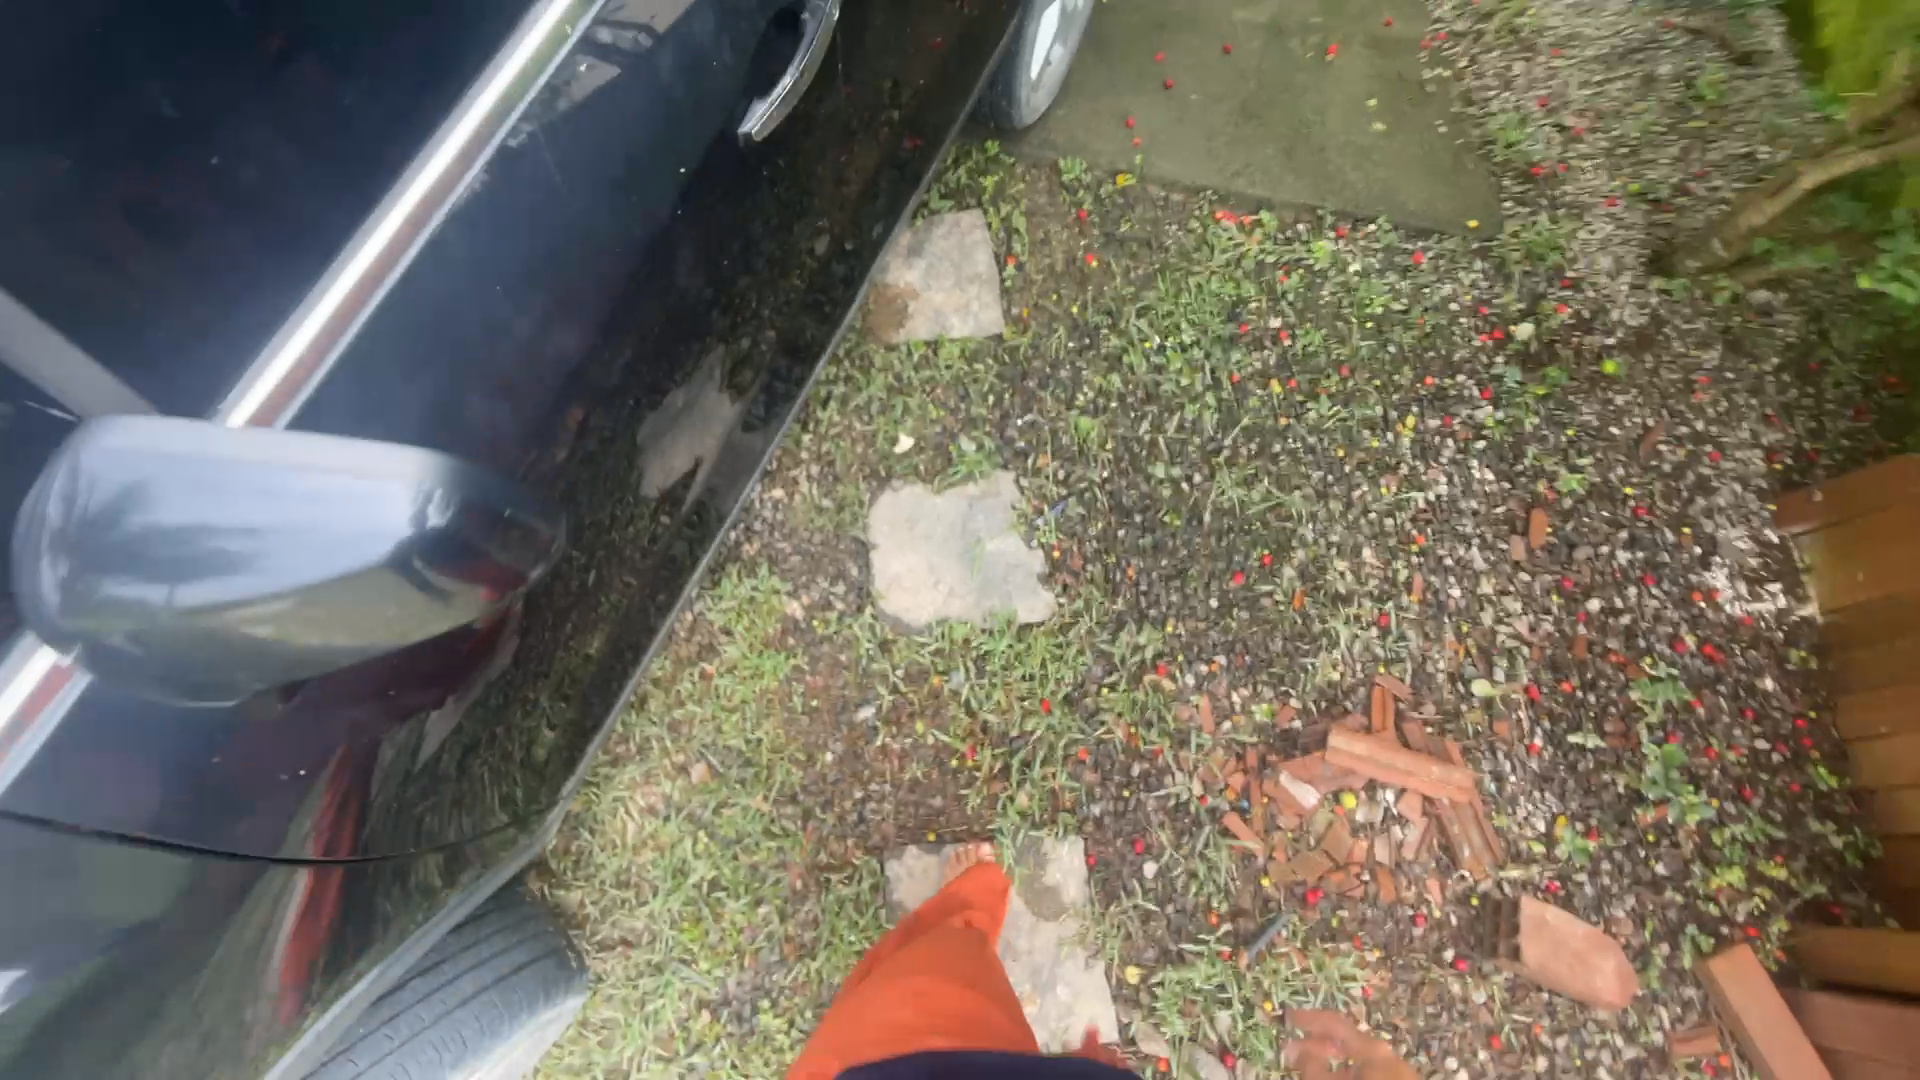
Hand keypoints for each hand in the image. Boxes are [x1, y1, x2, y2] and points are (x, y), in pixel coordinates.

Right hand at [1282, 1010, 1417, 1079]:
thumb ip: (1313, 1067)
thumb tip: (1293, 1048)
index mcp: (1372, 1048)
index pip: (1334, 1022)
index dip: (1307, 1018)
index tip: (1287, 1019)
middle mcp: (1385, 1053)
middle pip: (1346, 1040)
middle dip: (1317, 1043)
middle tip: (1294, 1050)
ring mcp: (1397, 1070)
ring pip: (1357, 1059)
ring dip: (1332, 1061)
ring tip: (1311, 1068)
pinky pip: (1370, 1071)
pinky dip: (1349, 1072)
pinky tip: (1336, 1077)